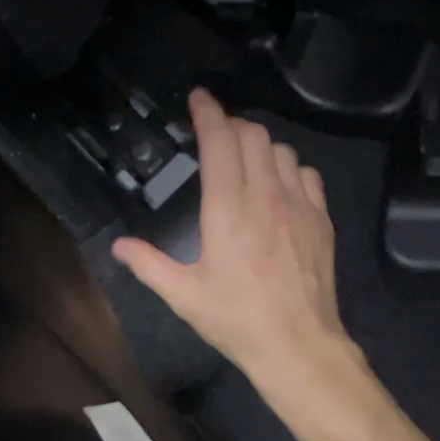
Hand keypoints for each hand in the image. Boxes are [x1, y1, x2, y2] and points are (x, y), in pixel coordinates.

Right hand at [112, 89, 348, 381]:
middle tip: (215, 133)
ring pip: (281, 150)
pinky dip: (289, 168)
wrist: (297, 342)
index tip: (198, 98)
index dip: (208, 112)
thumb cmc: (236, 319)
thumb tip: (119, 246)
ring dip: (260, 145)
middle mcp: (265, 195)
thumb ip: (149, 265)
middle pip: (252, 135)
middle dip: (232, 124)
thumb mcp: (183, 296)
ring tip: (245, 158)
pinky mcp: (320, 220)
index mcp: (227, 209)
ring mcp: (298, 205)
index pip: (220, 141)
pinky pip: (307, 174)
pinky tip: (280, 185)